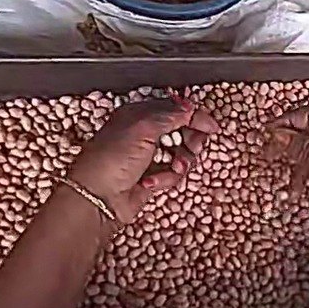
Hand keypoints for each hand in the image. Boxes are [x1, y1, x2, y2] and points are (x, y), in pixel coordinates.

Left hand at [66, 97, 220, 224]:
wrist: (98, 199)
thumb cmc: (112, 160)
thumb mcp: (142, 128)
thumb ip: (169, 115)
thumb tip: (189, 109)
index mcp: (138, 116)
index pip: (174, 109)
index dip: (193, 116)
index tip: (210, 127)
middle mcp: (144, 134)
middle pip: (182, 132)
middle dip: (190, 141)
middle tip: (192, 147)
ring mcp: (149, 157)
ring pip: (181, 154)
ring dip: (180, 162)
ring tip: (173, 167)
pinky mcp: (152, 177)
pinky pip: (173, 174)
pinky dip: (167, 178)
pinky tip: (152, 182)